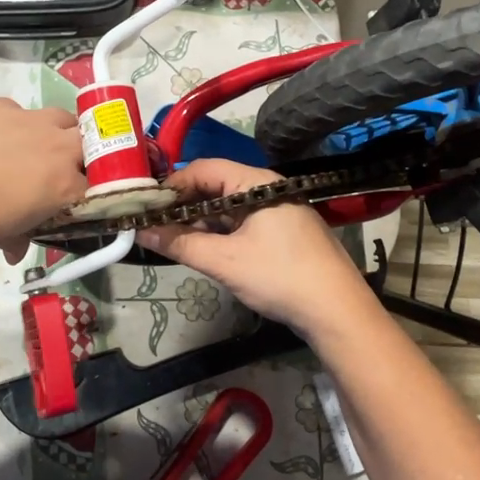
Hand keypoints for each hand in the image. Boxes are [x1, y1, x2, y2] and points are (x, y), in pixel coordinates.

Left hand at [0, 98, 86, 262]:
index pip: (95, 185)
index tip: (75, 198)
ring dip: (54, 132)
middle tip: (61, 169)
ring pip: (59, 117)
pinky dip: (12, 124)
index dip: (88, 191)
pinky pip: (16, 110)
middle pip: (90, 141)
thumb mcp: (3, 236)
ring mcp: (27, 119)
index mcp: (64, 184)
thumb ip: (19, 237)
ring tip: (31, 148)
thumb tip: (14, 249)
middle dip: (82, 153)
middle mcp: (56, 146)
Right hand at [135, 159, 372, 332]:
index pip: (203, 168)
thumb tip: (140, 231)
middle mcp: (267, 188)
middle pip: (216, 185)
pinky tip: (205, 249)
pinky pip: (243, 221)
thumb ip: (180, 244)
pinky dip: (221, 231)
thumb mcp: (225, 261)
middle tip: (154, 224)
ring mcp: (278, 209)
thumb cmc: (280, 277)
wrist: (338, 311)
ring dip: (201, 220)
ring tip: (173, 239)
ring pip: (229, 206)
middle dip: (184, 204)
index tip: (145, 206)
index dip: (172, 185)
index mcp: (255, 183)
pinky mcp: (284, 231)